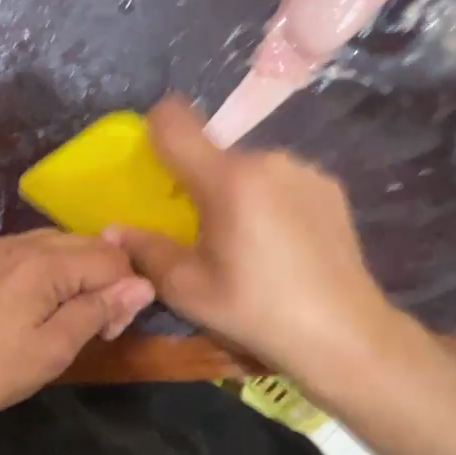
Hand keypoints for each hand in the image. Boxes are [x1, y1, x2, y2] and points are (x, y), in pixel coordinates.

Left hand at [0, 230, 153, 439]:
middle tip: (94, 328)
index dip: (124, 293)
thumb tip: (144, 285)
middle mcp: (19, 242)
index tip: (109, 333)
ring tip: (67, 318)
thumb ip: (100, 309)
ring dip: (75, 275)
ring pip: (57, 246)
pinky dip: (45, 272)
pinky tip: (37, 306)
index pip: (110, 258)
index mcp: (42, 261)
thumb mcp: (56, 347)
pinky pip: (27, 253)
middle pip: (85, 245)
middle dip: (101, 280)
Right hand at [103, 95, 399, 377]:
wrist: (341, 332)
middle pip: (213, 154)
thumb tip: (114, 231)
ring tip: (241, 244)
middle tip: (196, 233)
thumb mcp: (185, 288)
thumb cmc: (253, 310)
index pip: (175, 122)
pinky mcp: (329, 187)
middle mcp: (268, 160)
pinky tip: (276, 247)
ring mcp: (304, 170)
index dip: (153, 130)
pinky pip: (279, 183)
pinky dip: (266, 203)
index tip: (147, 160)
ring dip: (234, 194)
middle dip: (196, 184)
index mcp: (227, 179)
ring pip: (247, 170)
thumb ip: (145, 251)